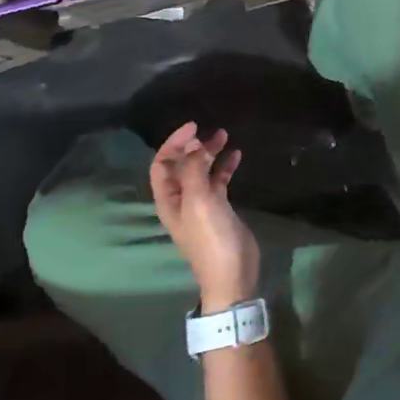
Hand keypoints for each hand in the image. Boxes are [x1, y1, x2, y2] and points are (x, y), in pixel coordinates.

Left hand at [150, 122, 256, 311]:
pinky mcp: (219, 209)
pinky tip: (237, 156)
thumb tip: (193, 143)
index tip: (194, 126)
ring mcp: (200, 205)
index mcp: (168, 199)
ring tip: (225, 136)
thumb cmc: (211, 238)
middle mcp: (180, 200)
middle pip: (181, 165)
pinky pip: (218, 181)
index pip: (162, 164)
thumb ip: (193, 170)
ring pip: (200, 171)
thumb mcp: (199, 201)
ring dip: (210, 153)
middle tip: (212, 130)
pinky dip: (225, 167)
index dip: (174, 143)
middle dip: (193, 145)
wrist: (232, 274)